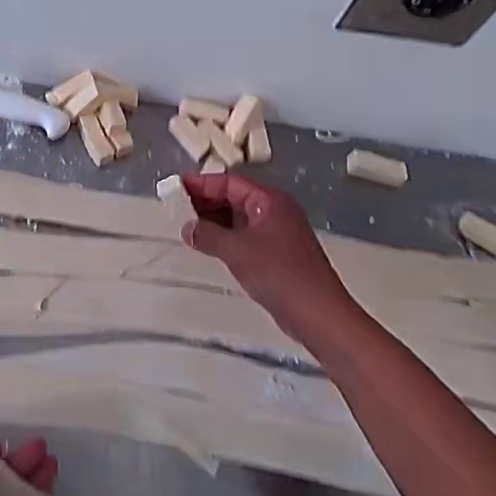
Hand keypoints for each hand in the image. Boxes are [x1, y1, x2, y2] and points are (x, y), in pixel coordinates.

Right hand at [180, 173, 359, 341]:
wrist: (317, 312)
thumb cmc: (281, 274)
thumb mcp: (237, 251)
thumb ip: (208, 235)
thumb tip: (188, 228)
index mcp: (270, 201)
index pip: (230, 182)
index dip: (202, 183)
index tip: (178, 186)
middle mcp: (275, 211)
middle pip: (235, 197)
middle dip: (206, 201)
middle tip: (177, 207)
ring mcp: (278, 232)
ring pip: (239, 218)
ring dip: (214, 221)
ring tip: (187, 226)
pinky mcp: (277, 253)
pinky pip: (245, 236)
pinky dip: (226, 237)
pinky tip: (208, 245)